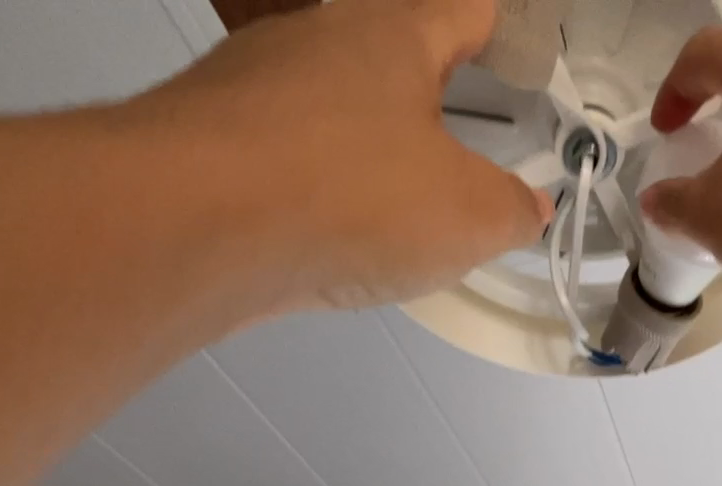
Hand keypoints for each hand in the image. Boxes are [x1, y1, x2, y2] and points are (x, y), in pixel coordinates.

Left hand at [130, 0, 551, 308]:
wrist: (195, 226)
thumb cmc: (342, 194)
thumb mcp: (471, 217)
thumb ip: (515, 210)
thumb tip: (526, 208)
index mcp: (393, 35)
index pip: (465, 11)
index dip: (501, 35)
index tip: (518, 61)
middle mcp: (318, 41)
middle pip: (393, 54)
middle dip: (433, 97)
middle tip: (463, 147)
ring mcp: (258, 84)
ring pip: (336, 103)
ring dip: (373, 142)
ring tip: (402, 200)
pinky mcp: (217, 137)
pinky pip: (291, 150)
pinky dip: (323, 182)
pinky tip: (337, 227)